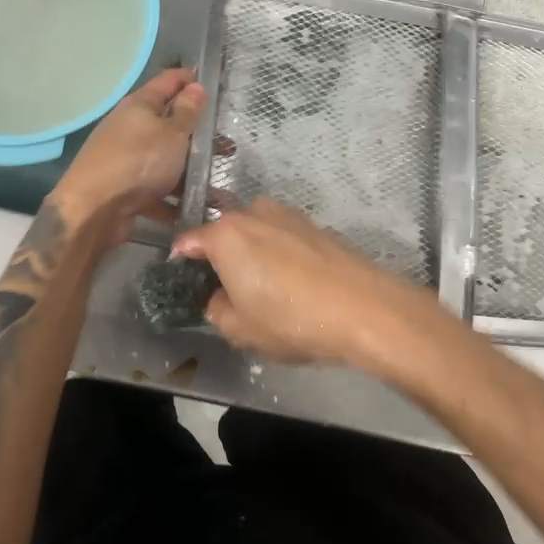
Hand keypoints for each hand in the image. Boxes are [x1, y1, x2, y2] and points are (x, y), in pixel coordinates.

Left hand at [51, 68, 204, 246]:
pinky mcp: (126, 190)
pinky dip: (175, 199)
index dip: (190, 79)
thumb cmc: (138, 162)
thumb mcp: (172, 134)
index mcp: (139, 106)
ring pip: (165, 159)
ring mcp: (127, 160)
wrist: (93, 212)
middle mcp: (130, 128)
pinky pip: (157, 189)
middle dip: (197, 134)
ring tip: (218, 183)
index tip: (216, 84)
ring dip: (190, 170)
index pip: (168, 81)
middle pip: (169, 124)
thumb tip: (195, 86)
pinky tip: (197, 209)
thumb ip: (187, 112)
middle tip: (228, 145)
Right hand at [170, 197, 440, 369]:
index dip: (181, 265)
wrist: (362, 307)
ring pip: (255, 232)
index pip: (188, 242)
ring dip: (253, 253)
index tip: (184, 287)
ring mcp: (287, 215)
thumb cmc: (291, 319)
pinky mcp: (315, 225)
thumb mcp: (239, 329)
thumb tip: (217, 297)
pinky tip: (294, 284)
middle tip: (227, 293)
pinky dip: (280, 254)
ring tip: (265, 289)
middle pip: (223, 233)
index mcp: (225, 235)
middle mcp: (253, 214)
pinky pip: (283, 237)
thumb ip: (215, 310)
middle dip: (220, 258)